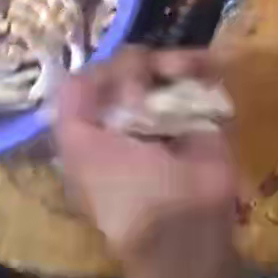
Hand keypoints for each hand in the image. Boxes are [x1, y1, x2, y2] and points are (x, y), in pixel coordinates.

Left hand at [54, 47, 236, 261]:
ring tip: (178, 70)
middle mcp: (134, 115)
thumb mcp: (82, 152)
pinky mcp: (206, 110)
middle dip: (136, 67)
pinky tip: (204, 64)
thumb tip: (82, 70)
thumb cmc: (125, 190)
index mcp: (101, 127)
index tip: (110, 79)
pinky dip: (201, 63)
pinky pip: (201, 74)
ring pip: (167, 64)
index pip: (99, 79)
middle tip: (142, 88)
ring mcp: (171, 111)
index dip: (104, 71)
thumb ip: (71, 109)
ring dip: (171, 60)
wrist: (184, 217)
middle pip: (133, 65)